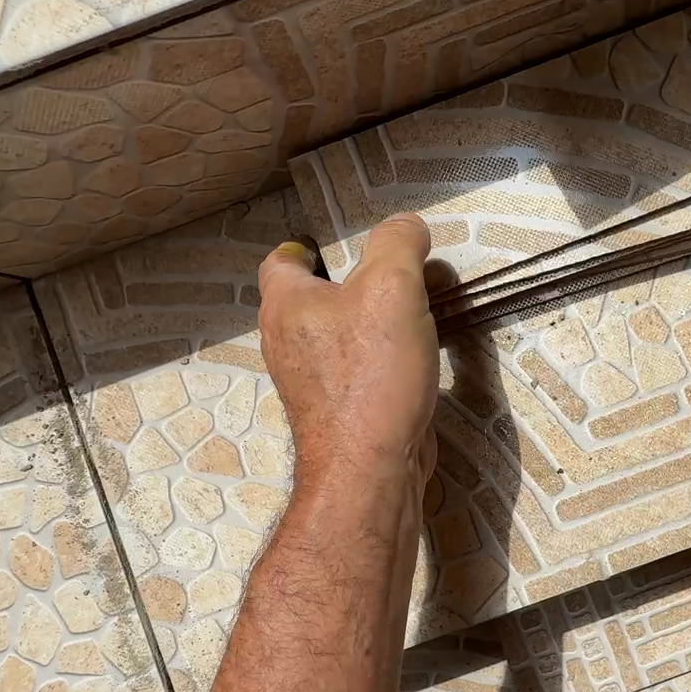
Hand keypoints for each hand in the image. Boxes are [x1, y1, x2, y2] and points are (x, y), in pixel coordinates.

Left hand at [256, 214, 438, 494]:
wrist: (371, 466)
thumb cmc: (372, 370)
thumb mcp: (393, 286)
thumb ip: (398, 243)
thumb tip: (408, 225)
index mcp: (287, 304)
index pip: (280, 261)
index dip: (306, 247)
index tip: (339, 245)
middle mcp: (288, 342)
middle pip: (310, 299)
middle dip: (346, 285)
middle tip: (391, 275)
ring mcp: (311, 382)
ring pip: (335, 337)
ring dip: (366, 324)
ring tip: (409, 315)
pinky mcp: (338, 411)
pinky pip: (354, 370)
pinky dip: (377, 359)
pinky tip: (410, 360)